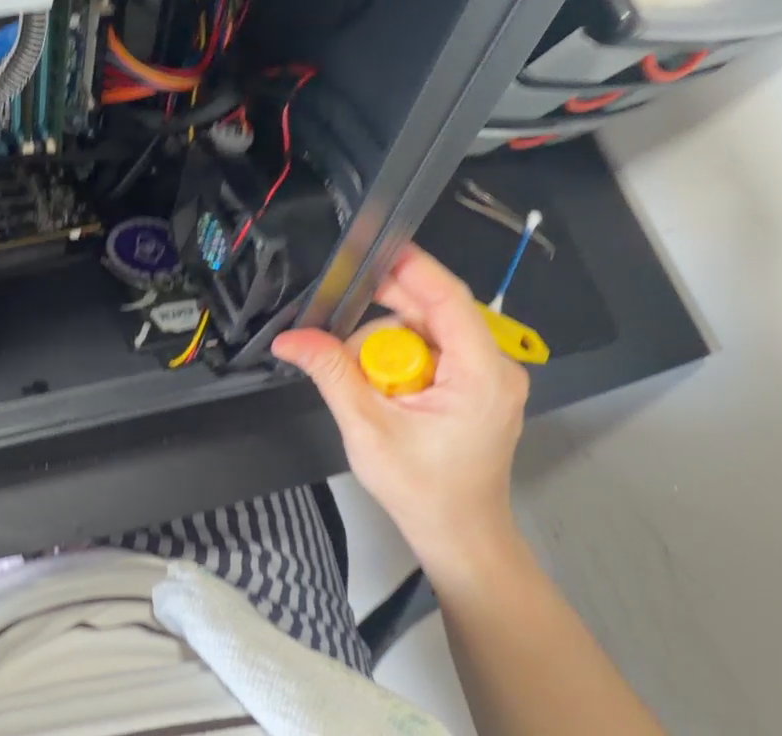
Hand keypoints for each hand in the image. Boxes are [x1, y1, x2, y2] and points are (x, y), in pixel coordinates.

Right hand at [271, 245, 528, 576]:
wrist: (459, 537)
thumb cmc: (423, 490)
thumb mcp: (368, 428)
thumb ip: (331, 372)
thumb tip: (288, 338)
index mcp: (481, 374)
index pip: (448, 299)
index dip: (410, 268)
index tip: (371, 245)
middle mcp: (492, 367)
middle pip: (432, 311)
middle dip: (380, 314)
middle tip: (332, 319)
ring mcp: (484, 376)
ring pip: (424, 329)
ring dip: (382, 343)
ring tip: (357, 379)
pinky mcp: (472, 386)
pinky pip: (428, 349)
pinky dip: (394, 357)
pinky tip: (373, 382)